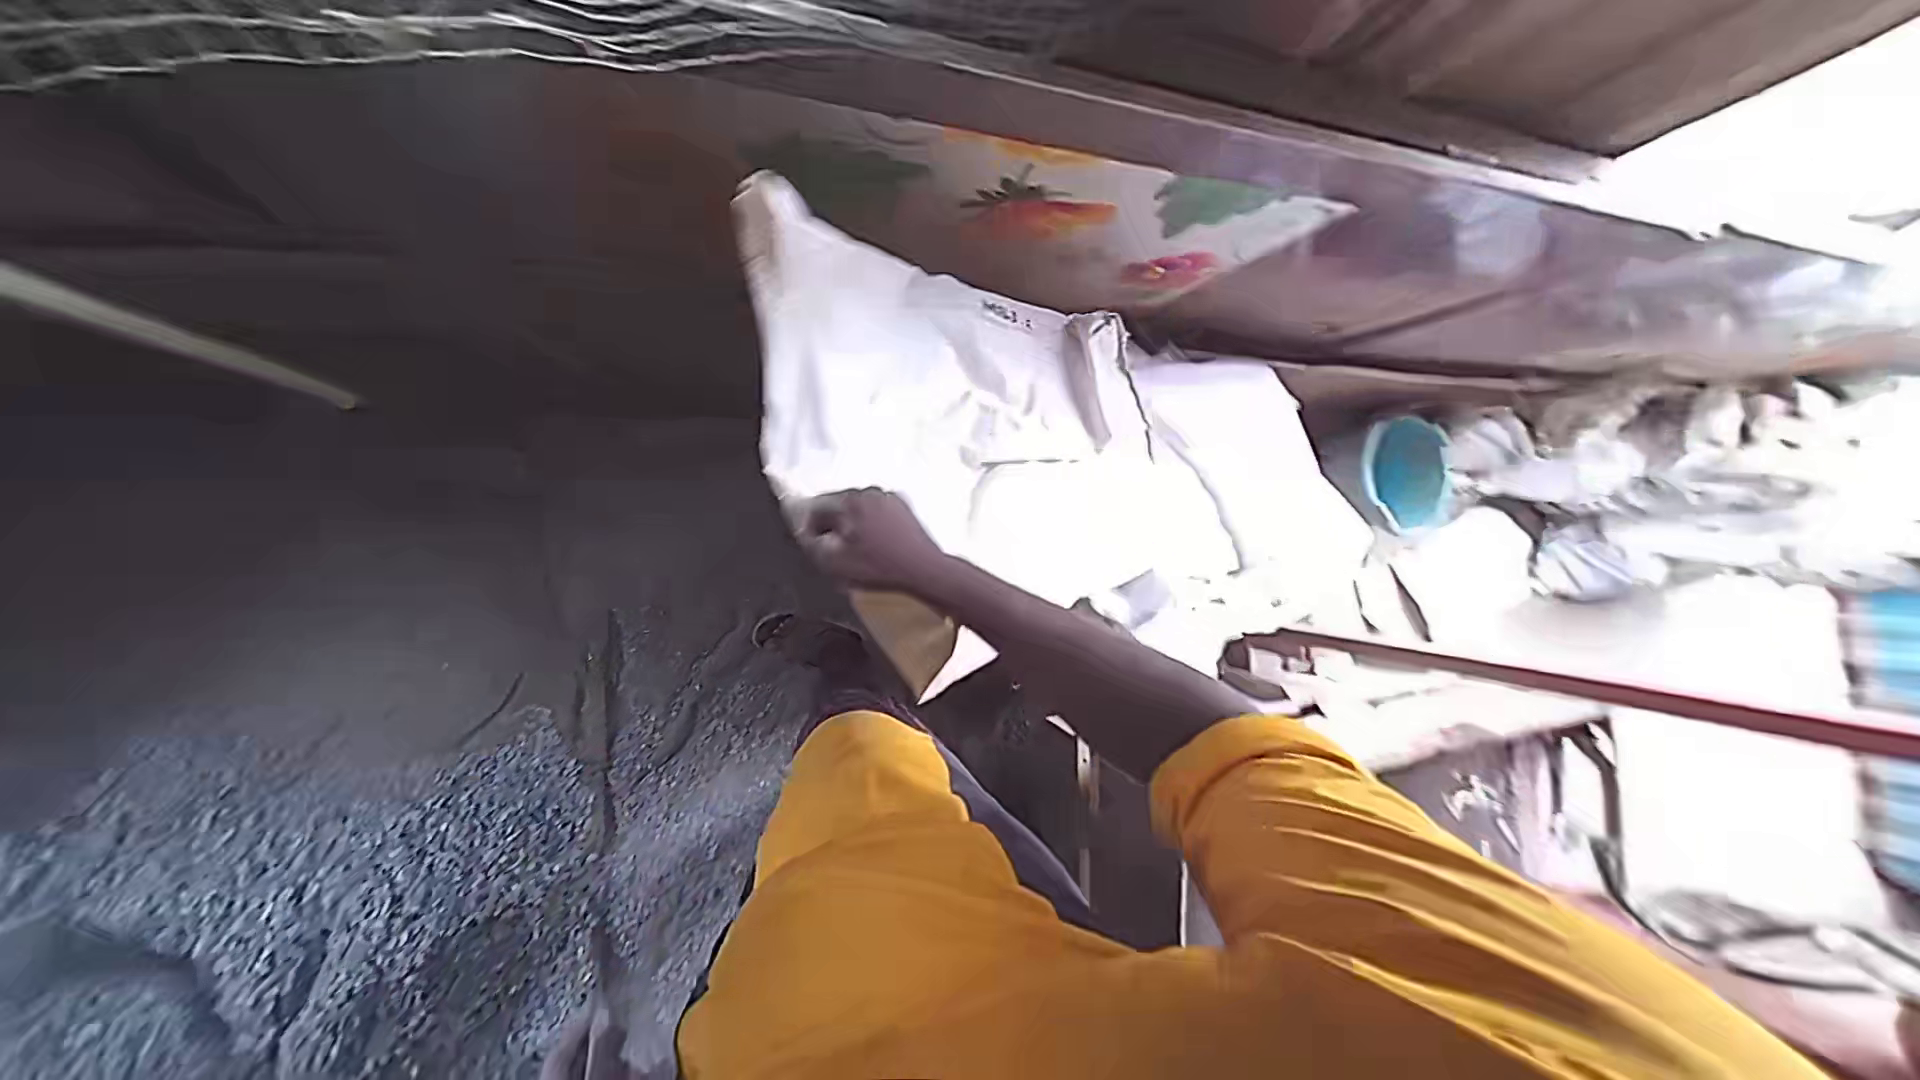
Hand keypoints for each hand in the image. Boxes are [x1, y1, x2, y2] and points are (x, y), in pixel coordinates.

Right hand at [792, 488, 954, 596]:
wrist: (924, 570)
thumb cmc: (877, 567)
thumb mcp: (833, 562)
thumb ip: (812, 543)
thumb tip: (809, 532)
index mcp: (848, 500)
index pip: (814, 508)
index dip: (810, 529)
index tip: (816, 547)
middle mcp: (868, 490)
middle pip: (837, 505)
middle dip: (833, 524)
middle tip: (836, 549)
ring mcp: (889, 496)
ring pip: (859, 508)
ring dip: (854, 524)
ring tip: (859, 548)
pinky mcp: (905, 507)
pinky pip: (878, 512)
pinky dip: (873, 524)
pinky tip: (879, 544)